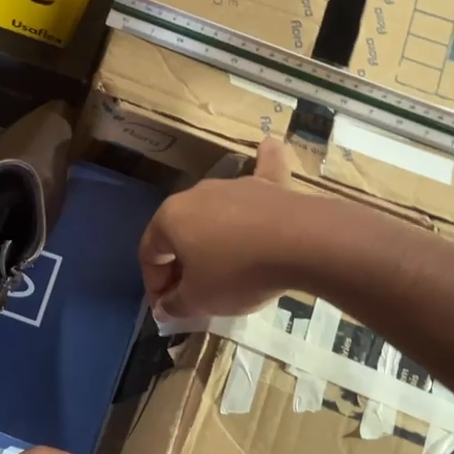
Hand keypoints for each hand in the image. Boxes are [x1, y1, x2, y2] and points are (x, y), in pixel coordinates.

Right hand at [138, 137, 312, 319]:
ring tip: (222, 263)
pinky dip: (263, 161)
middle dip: (182, 263)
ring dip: (211, 235)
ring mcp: (234, 185)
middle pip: (179, 233)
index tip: (169, 308)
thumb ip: (175, 304)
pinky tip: (267, 145)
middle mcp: (194, 195)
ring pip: (213, 211)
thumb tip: (167, 306)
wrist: (303, 243)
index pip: (149, 254)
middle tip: (194, 292)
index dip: (155, 285)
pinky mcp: (270, 184)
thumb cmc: (237, 273)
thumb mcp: (199, 300)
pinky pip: (263, 170)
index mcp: (169, 219)